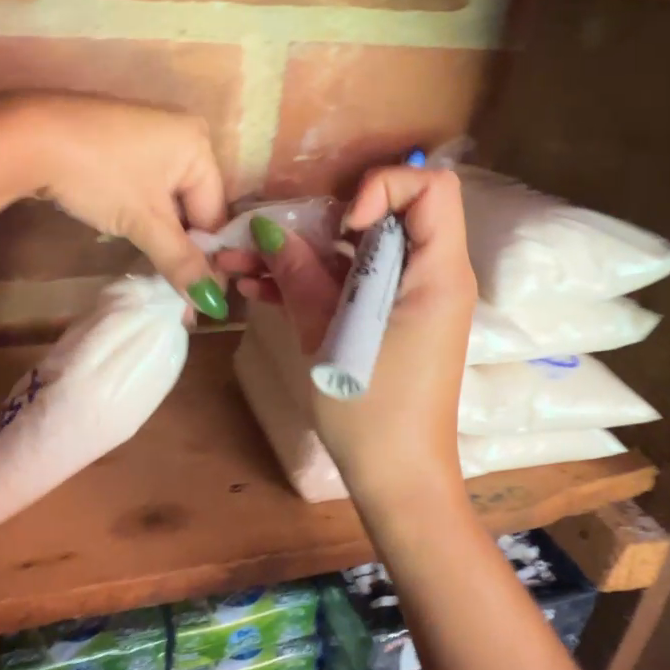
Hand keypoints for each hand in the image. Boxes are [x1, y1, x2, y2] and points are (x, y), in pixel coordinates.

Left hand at [0, 92, 229, 318]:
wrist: (26, 137)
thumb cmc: (98, 174)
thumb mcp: (143, 220)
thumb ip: (179, 260)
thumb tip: (212, 302)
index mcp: (197, 143)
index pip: (214, 211)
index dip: (206, 257)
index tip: (198, 299)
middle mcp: (178, 132)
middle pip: (191, 204)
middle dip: (181, 248)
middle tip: (175, 297)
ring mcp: (145, 134)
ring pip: (164, 198)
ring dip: (159, 236)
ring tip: (152, 276)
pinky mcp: (115, 143)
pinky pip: (141, 186)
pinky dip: (138, 214)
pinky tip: (126, 237)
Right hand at [232, 166, 476, 497]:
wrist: (397, 481)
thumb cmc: (375, 412)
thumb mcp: (330, 338)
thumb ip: (302, 277)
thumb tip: (269, 231)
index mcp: (436, 273)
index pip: (431, 188)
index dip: (383, 188)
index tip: (343, 225)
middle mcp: (426, 276)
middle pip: (378, 217)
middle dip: (315, 220)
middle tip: (258, 236)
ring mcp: (401, 299)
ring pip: (349, 253)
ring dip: (295, 253)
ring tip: (233, 263)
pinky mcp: (380, 320)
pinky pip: (345, 284)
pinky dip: (304, 282)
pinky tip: (252, 286)